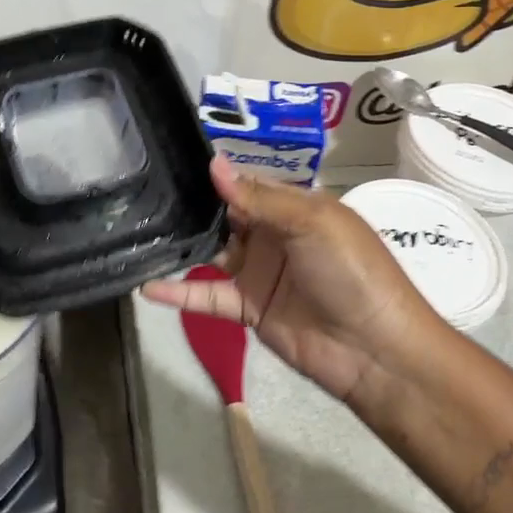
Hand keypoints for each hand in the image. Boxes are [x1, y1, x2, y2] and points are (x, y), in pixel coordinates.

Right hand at [140, 156, 443, 403]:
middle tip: (142, 193)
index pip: (247, 185)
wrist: (375, 351)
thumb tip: (213, 162)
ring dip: (181, 244)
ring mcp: (259, 273)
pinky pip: (208, 296)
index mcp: (295, 209)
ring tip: (137, 231)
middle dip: (191, 206)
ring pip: (212, 252)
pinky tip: (148, 287)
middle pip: (225, 216)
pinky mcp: (248, 309)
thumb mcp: (312, 223)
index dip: (216, 176)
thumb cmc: (353, 272)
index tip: (171, 160)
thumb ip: (260, 197)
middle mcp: (274, 236)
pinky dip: (179, 293)